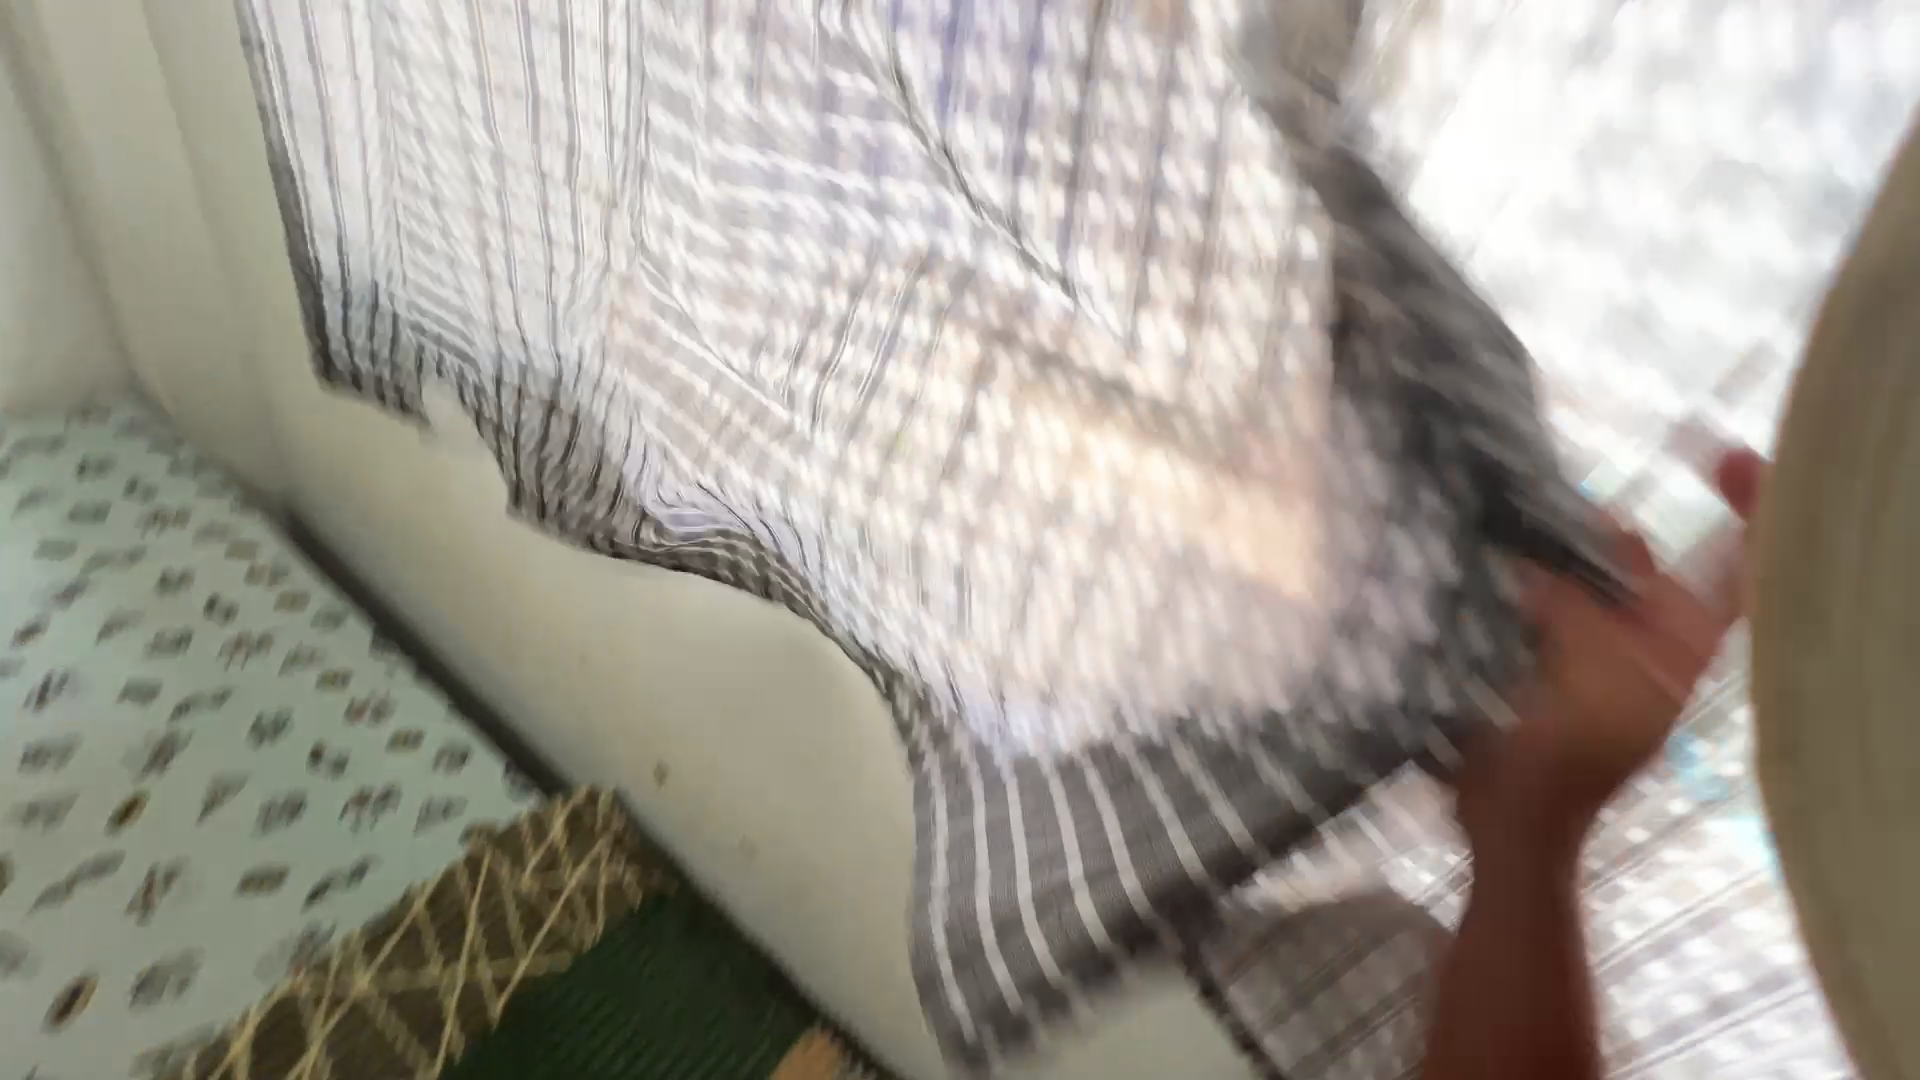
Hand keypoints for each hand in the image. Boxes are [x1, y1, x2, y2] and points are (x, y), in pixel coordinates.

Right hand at [1455, 449, 1768, 861]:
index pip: (1745, 568)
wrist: (1514, 812)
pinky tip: (1488, 565)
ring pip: (1584, 581)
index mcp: (1685, 649)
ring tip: (1512, 522)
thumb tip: (1549, 549)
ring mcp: (1594, 653)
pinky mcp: (1545, 661)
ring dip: (1554, 552)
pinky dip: (1520, 579)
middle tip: (1554, 498)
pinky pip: (1539, 603)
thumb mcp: (1593, 674)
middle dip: (1605, 530)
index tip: (1716, 453)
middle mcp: (1650, 643)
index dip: (1751, 507)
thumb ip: (1580, 604)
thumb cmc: (1567, 752)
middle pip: (1645, 565)